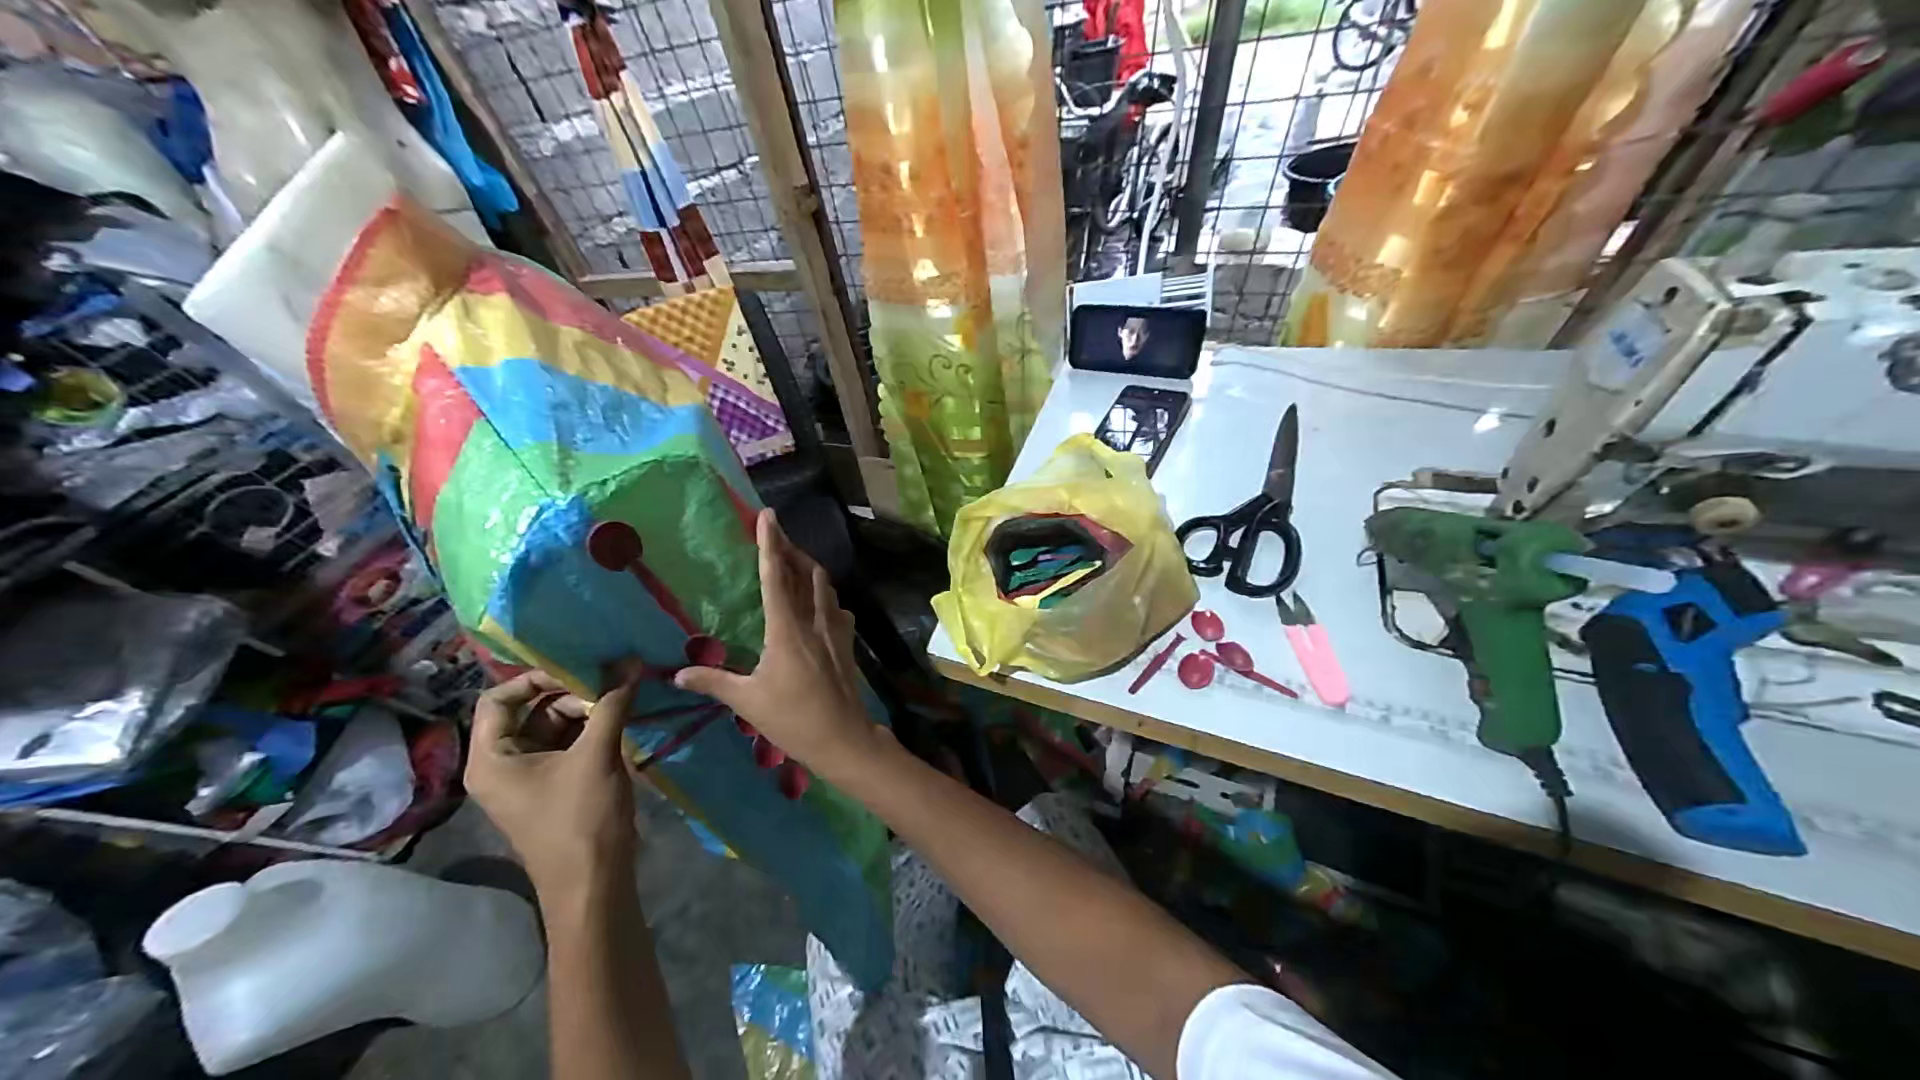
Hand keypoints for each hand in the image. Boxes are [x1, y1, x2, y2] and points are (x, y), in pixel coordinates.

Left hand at [465, 670, 637, 896]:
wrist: (594, 885)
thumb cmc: (581, 820)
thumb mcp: (597, 755)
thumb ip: (611, 704)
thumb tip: (631, 660)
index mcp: (491, 758)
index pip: (499, 698)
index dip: (537, 679)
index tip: (580, 670)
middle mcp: (502, 764)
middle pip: (531, 710)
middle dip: (572, 694)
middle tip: (613, 683)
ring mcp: (530, 777)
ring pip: (555, 727)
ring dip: (588, 710)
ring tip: (624, 698)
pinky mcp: (555, 786)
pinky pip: (569, 745)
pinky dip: (593, 730)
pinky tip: (623, 718)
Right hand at [674, 508, 880, 775]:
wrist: (844, 739)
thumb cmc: (793, 719)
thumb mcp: (747, 702)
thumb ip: (713, 682)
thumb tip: (677, 673)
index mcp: (787, 629)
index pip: (776, 577)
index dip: (770, 544)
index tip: (767, 516)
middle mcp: (814, 621)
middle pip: (806, 573)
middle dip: (791, 549)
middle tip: (776, 534)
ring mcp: (835, 631)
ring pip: (826, 587)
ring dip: (810, 568)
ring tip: (795, 560)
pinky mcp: (847, 644)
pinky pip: (837, 608)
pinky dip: (826, 595)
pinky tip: (821, 602)